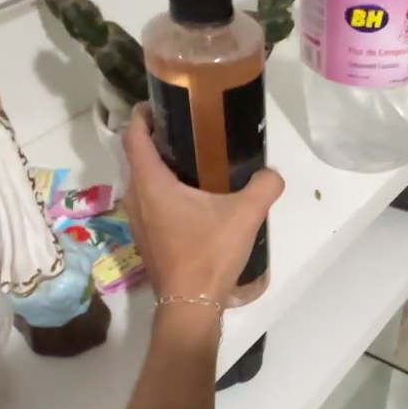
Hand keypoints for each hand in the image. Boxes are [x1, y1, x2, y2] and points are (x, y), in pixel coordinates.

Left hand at [121, 105, 284, 301]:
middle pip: (138, 158)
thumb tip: (273, 175)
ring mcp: (138, 221)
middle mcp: (136, 198)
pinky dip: (164, 192)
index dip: (142, 116)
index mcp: (151, 183)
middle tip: (188, 131)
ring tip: (194, 163)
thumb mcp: (245, 215)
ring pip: (143, 182)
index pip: (134, 136)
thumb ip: (264, 187)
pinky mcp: (146, 239)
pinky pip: (149, 203)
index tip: (160, 105)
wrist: (191, 303)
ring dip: (161, 169)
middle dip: (158, 141)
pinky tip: (194, 200)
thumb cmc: (209, 254)